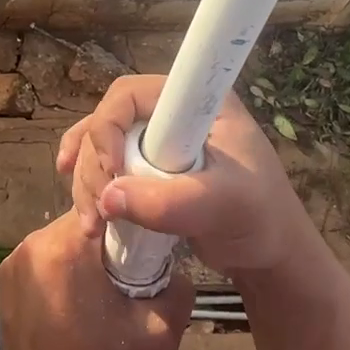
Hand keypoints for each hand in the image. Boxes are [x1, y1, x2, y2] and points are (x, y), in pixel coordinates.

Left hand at [0, 210, 192, 349]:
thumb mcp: (158, 335)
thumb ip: (178, 289)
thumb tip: (176, 265)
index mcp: (67, 246)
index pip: (106, 208)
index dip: (129, 224)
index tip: (142, 247)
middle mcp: (34, 243)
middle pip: (82, 223)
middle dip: (104, 243)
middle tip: (124, 275)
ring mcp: (15, 259)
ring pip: (61, 239)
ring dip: (81, 257)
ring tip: (98, 292)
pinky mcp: (4, 276)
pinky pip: (43, 257)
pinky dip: (60, 270)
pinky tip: (73, 301)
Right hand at [58, 74, 312, 277]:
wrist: (272, 255)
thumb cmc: (261, 220)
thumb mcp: (222, 206)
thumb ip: (169, 202)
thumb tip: (108, 198)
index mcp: (195, 102)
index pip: (131, 94)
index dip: (109, 124)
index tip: (110, 168)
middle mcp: (172, 112)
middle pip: (109, 121)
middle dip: (93, 164)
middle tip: (97, 211)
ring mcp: (158, 139)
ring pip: (100, 145)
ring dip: (87, 181)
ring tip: (91, 226)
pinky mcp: (148, 166)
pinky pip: (105, 164)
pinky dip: (89, 182)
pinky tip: (77, 200)